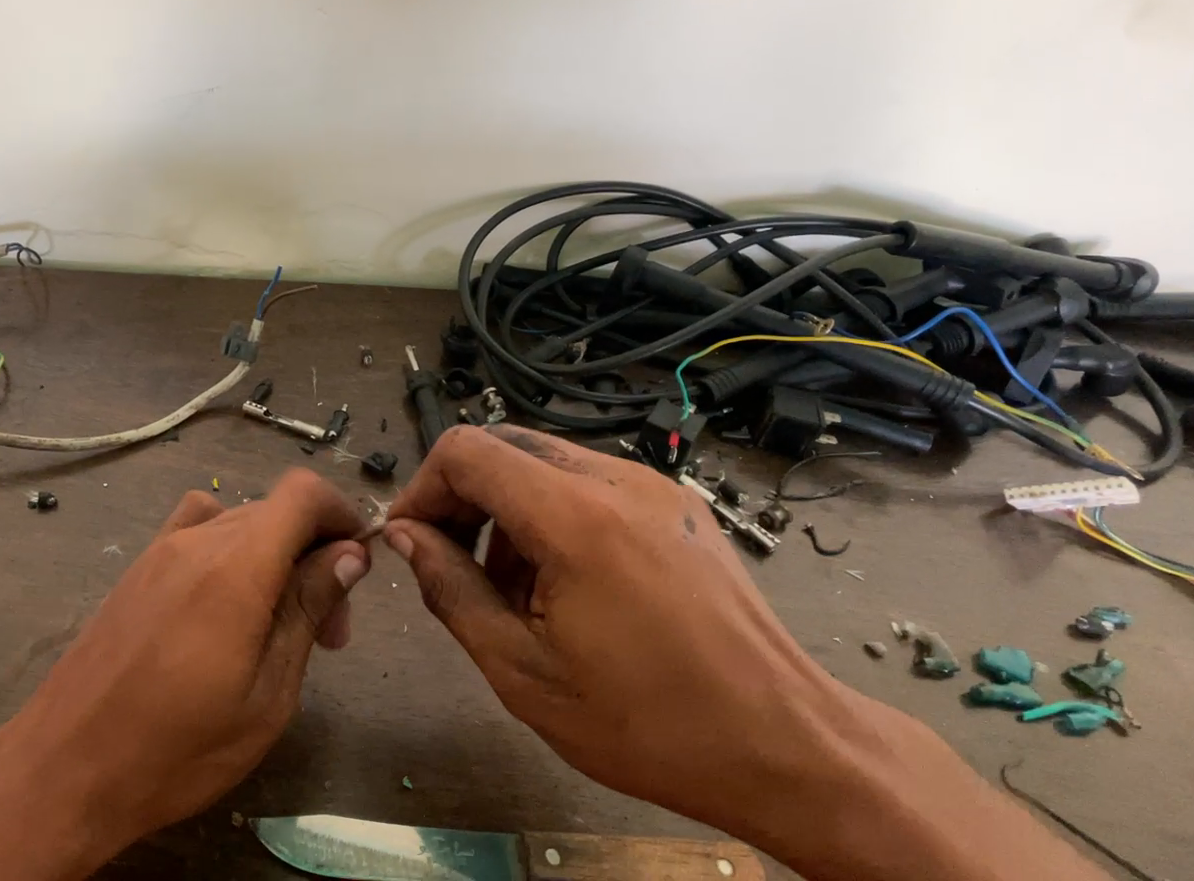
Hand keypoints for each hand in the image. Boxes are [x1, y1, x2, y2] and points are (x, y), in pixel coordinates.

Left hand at [0, 469, 371, 880]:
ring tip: (278, 624)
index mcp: (236, 566)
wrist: (67, 767)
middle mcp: (198, 539)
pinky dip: (230, 547)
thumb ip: (308, 610)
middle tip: (327, 632)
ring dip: (276, 557)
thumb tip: (349, 553)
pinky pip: (198, 528)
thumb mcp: (267, 693)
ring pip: (241, 522)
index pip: (303, 493)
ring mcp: (161, 549)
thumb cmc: (179, 748)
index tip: (359, 564)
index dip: (342, 512)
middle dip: (316, 555)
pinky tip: (225, 600)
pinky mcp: (138, 567)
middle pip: (276, 512)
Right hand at [383, 424, 852, 832]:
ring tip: (512, 590)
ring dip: (506, 510)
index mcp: (576, 516)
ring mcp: (654, 487)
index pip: (466, 450)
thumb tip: (406, 536)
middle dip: (461, 497)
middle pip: (503, 446)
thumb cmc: (647, 723)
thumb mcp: (523, 671)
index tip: (413, 541)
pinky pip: (588, 484)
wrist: (787, 746)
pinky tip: (565, 584)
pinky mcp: (676, 505)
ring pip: (543, 463)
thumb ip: (451, 590)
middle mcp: (617, 479)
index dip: (424, 487)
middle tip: (451, 563)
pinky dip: (551, 516)